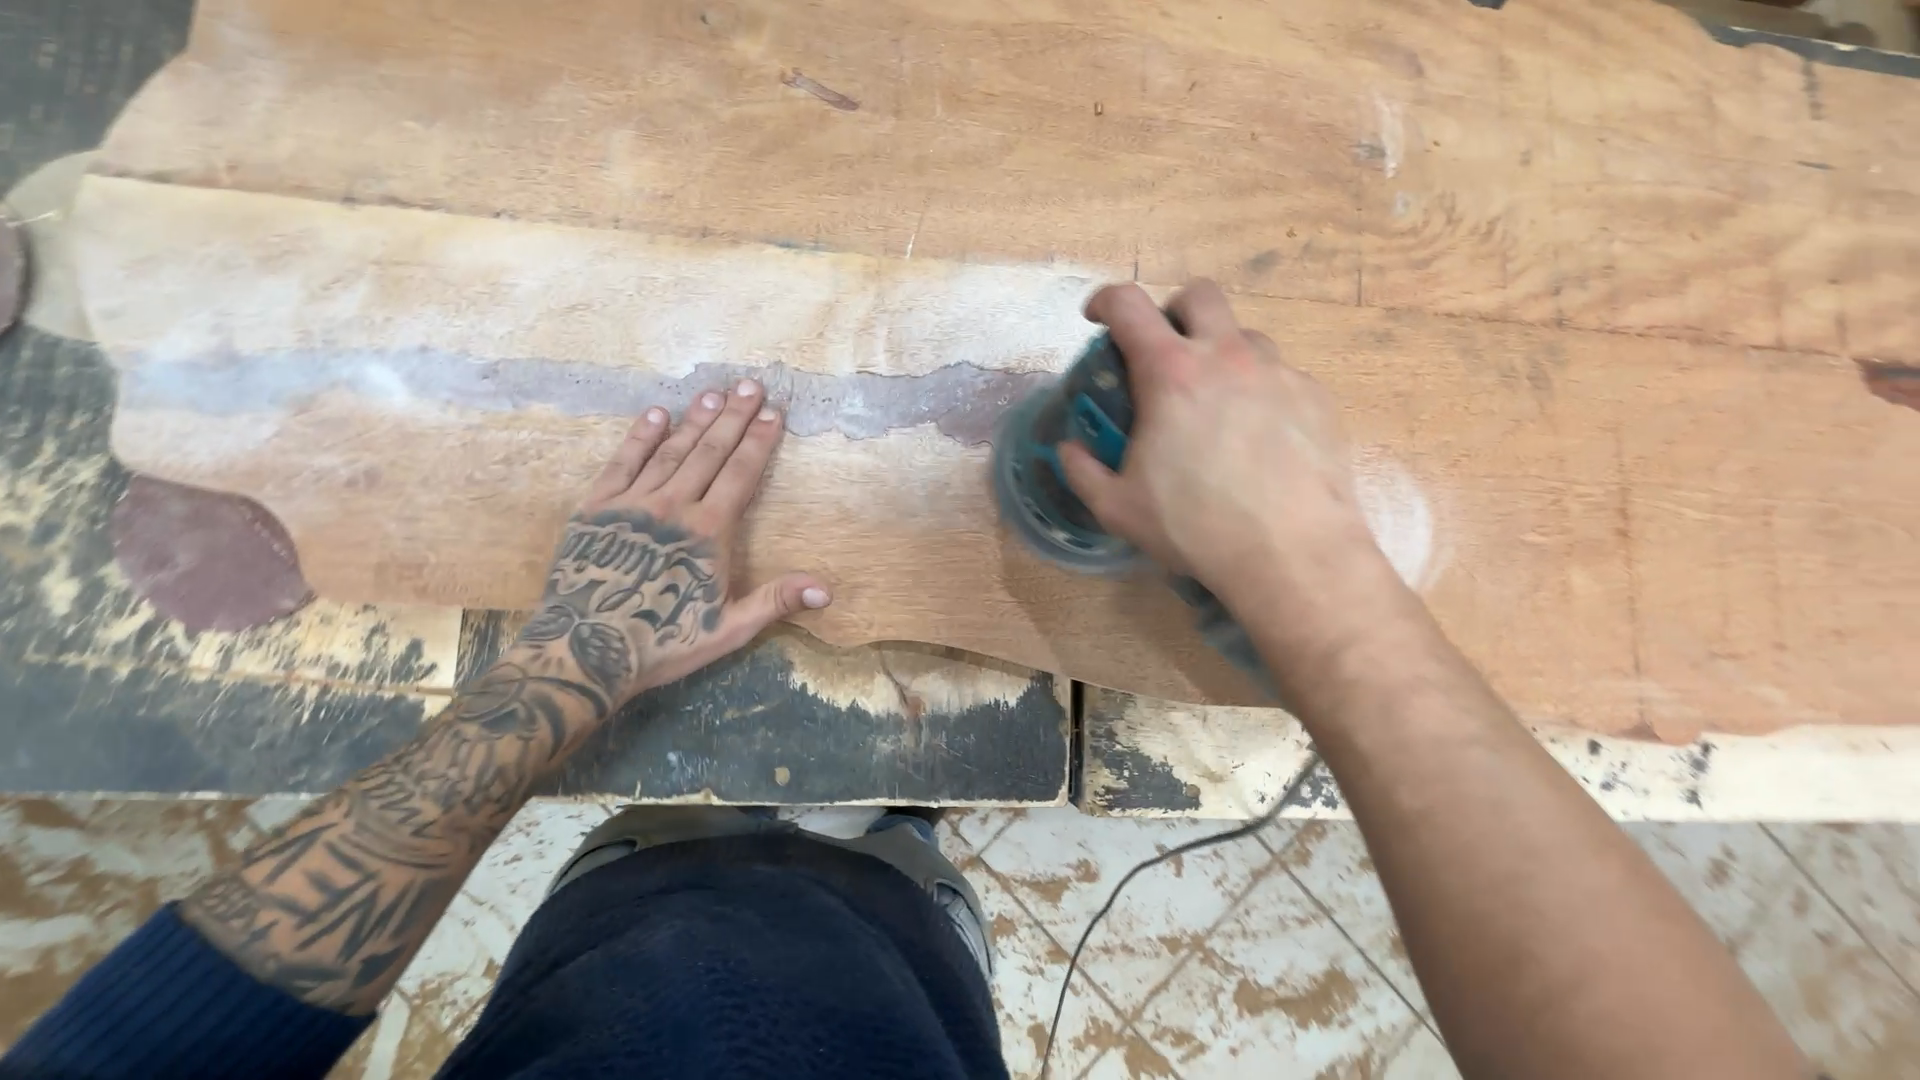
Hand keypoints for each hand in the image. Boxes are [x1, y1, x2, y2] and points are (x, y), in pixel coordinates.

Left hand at [505, 379, 829, 714]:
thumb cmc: (664, 642)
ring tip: (713, 393)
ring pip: (671, 450)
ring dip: (695, 420)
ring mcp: (632, 502)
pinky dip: (640, 436)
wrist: (584, 650)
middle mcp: (673, 505)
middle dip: (733, 417)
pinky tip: (656, 414)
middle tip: (749, 384)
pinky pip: (623, 462)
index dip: (759, 441)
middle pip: (710, 452)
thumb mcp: (729, 630)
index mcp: (708, 532)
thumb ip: (776, 601)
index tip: (773, 412)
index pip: (741, 473)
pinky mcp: (596, 507)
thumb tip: (827, 590)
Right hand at [1058, 280, 1388, 608]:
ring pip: (1245, 336)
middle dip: (1173, 312)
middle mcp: (1228, 356)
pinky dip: (1259, 392)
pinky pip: (1281, 376)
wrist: (1291, 553)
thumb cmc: (1194, 528)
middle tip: (1165, 354)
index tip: (1097, 318)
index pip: (1128, 305)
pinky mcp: (1315, 397)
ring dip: (1221, 354)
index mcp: (1171, 373)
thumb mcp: (1117, 508)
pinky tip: (1257, 438)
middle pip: (1198, 295)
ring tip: (1215, 404)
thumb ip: (1082, 471)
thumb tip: (1069, 449)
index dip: (1105, 301)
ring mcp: (1279, 373)